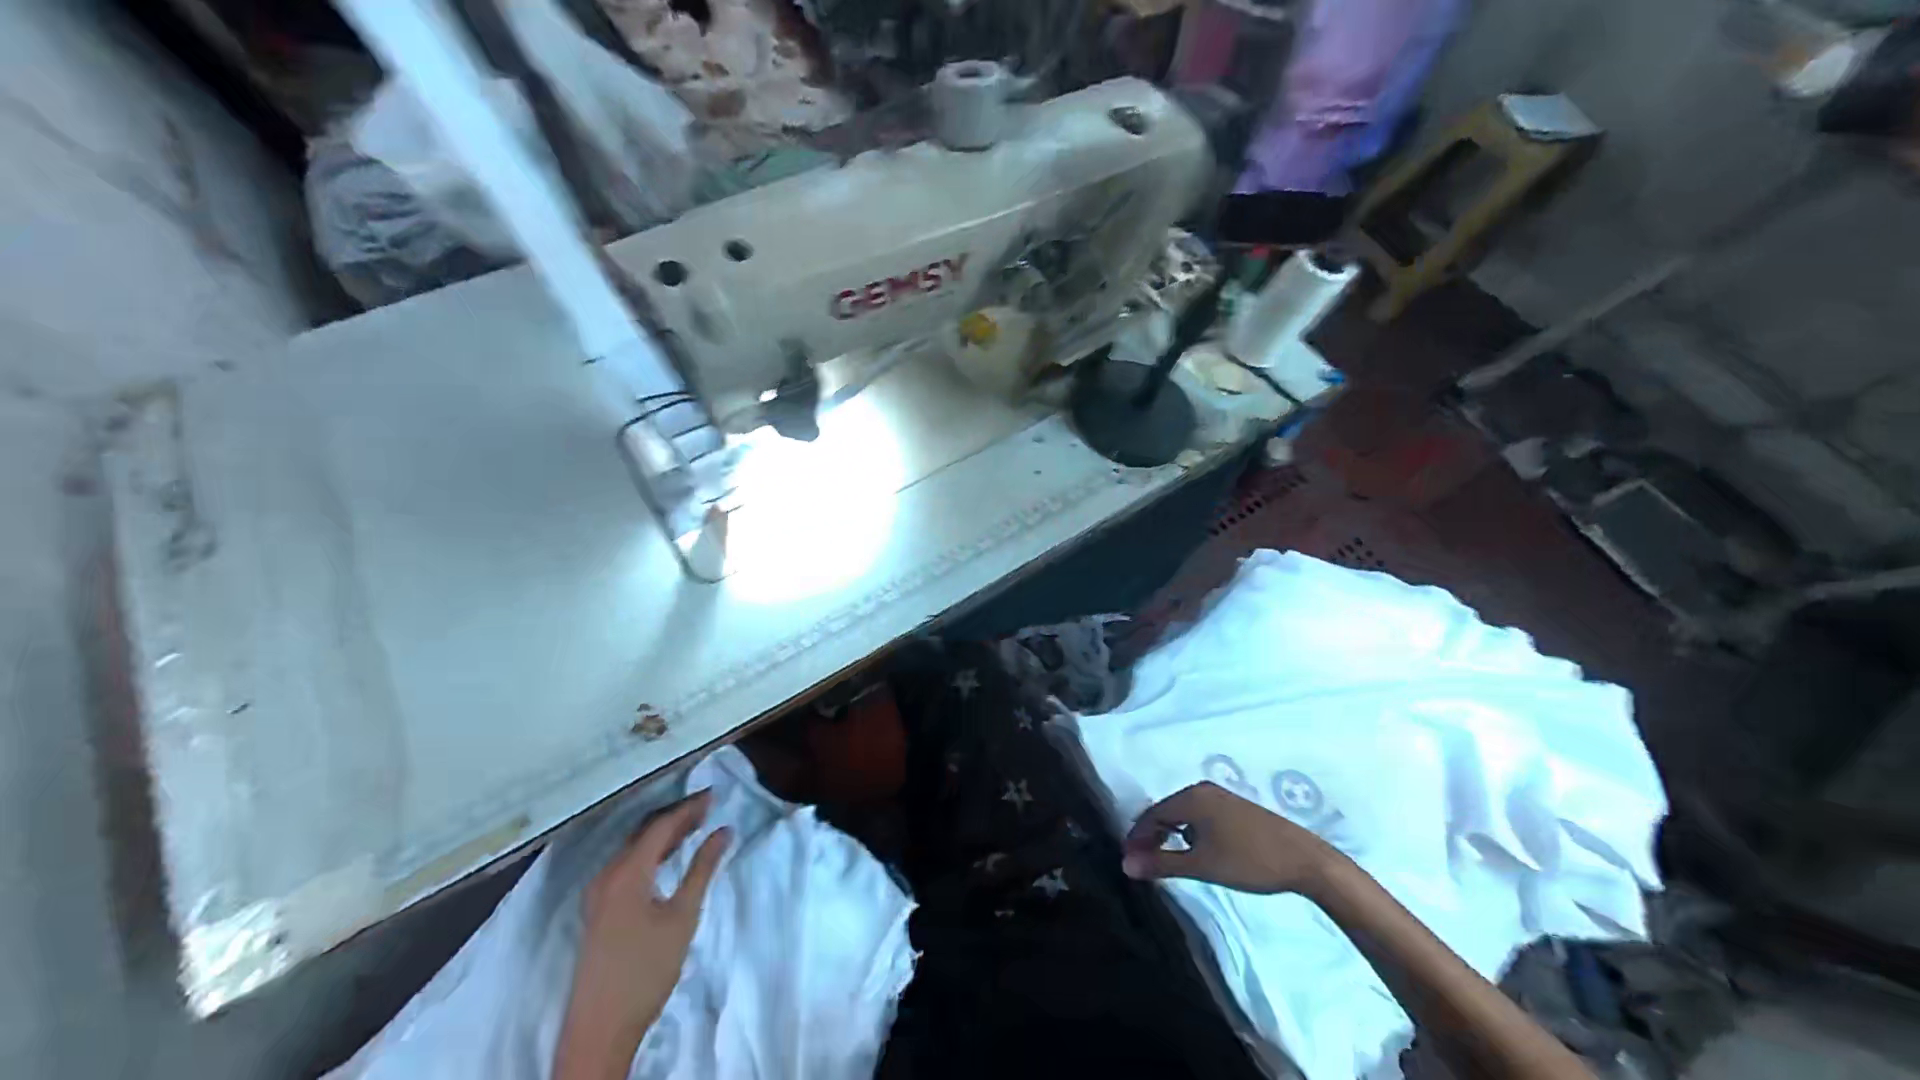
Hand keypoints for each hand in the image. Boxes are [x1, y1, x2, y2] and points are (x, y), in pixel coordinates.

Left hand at [555, 791, 731, 1079]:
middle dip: (675, 816)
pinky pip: (626, 865)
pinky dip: (650, 853)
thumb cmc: (647, 969)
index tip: (714, 794)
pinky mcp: (598, 910)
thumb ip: (702, 869)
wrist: (600, 1028)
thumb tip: (723, 831)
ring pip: (633, 849)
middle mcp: (607, 875)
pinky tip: (666, 858)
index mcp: (626, 872)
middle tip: (707, 807)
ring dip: (663, 835)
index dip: (688, 807)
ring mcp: (598, 894)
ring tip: (694, 827)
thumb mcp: (683, 916)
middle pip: (643, 833)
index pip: (660, 826)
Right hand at [1122, 781, 1339, 894]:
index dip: (1137, 838)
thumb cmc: (1249, 861)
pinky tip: (1193, 850)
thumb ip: (1161, 864)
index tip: (1128, 861)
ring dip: (1170, 835)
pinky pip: (1199, 815)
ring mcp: (1221, 797)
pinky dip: (1188, 832)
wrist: (1306, 861)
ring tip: (1163, 859)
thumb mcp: (1201, 866)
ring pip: (1183, 813)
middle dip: (1151, 836)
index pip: (1152, 815)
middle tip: (1142, 862)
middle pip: (1166, 811)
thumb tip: (1125, 865)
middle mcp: (1203, 790)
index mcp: (1191, 797)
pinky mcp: (1236, 808)